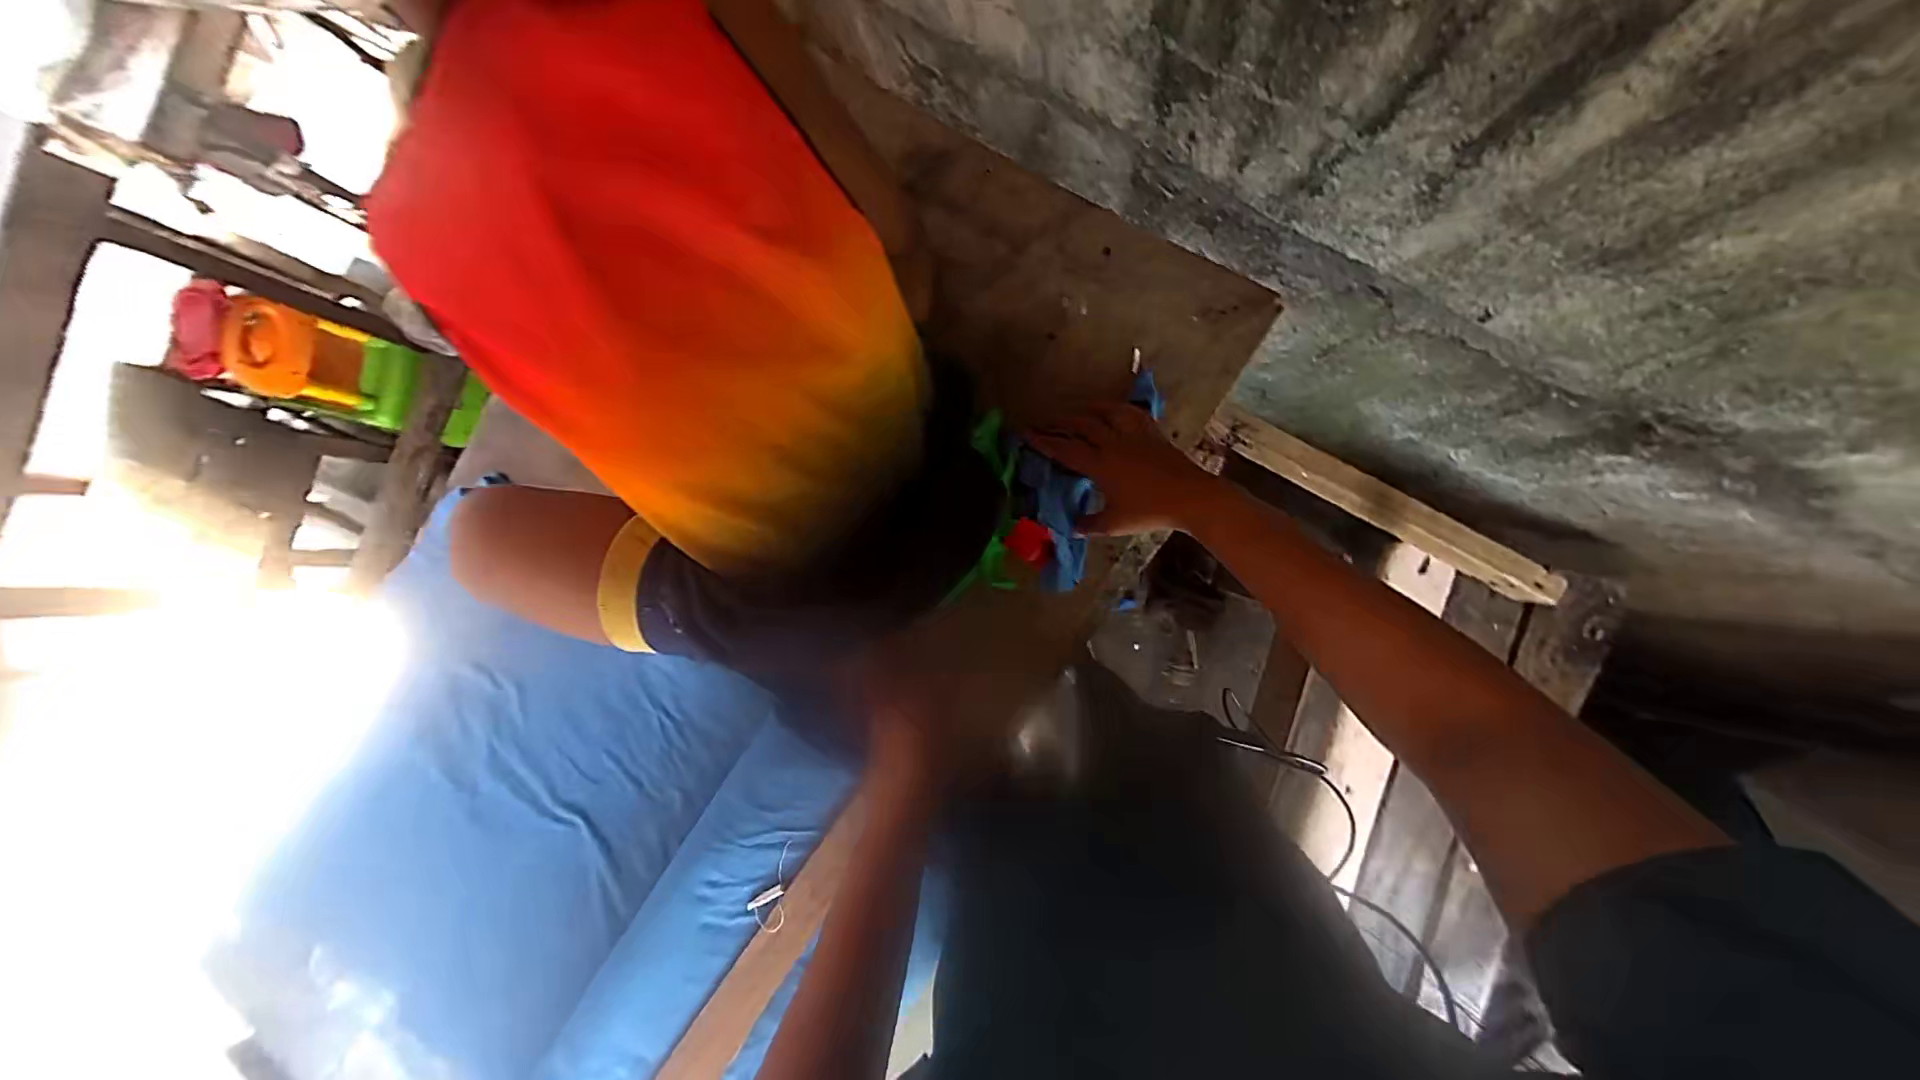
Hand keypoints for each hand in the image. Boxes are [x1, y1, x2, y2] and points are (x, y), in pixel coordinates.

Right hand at [1025, 403, 1223, 534]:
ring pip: (1104, 412)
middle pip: (1080, 424)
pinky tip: (1112, 409)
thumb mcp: (1115, 524)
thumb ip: (1090, 524)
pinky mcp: (1152, 433)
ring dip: (1085, 408)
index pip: (1065, 449)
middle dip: (1058, 421)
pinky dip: (1117, 408)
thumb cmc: (1150, 512)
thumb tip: (1072, 528)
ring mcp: (1134, 435)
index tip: (1026, 434)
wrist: (1192, 498)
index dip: (1043, 441)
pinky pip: (1131, 413)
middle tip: (1043, 421)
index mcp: (1100, 465)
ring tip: (1073, 409)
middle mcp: (1113, 443)